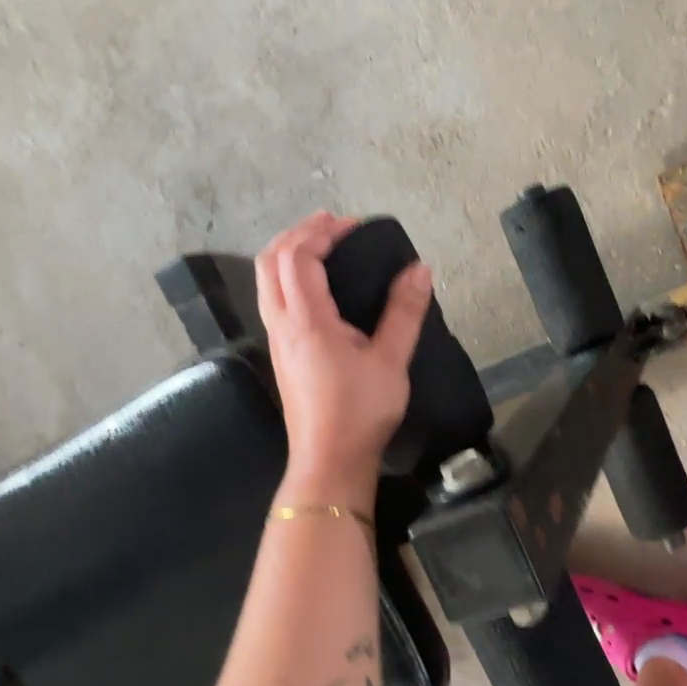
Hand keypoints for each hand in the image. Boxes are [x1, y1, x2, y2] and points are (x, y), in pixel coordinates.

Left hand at [255, 211, 433, 509]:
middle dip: (298, 234)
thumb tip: (419, 269)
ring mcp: (278, 341)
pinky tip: (317, 287)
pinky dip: (289, 277)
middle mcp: (282, 324)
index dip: (321, 232)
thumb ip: (404, 312)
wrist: (330, 461)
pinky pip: (274, 300)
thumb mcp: (390, 360)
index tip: (352, 225)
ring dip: (289, 254)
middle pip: (271, 262)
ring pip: (267, 282)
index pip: (298, 257)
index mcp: (306, 320)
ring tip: (323, 247)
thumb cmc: (360, 412)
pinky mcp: (283, 355)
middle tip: (331, 225)